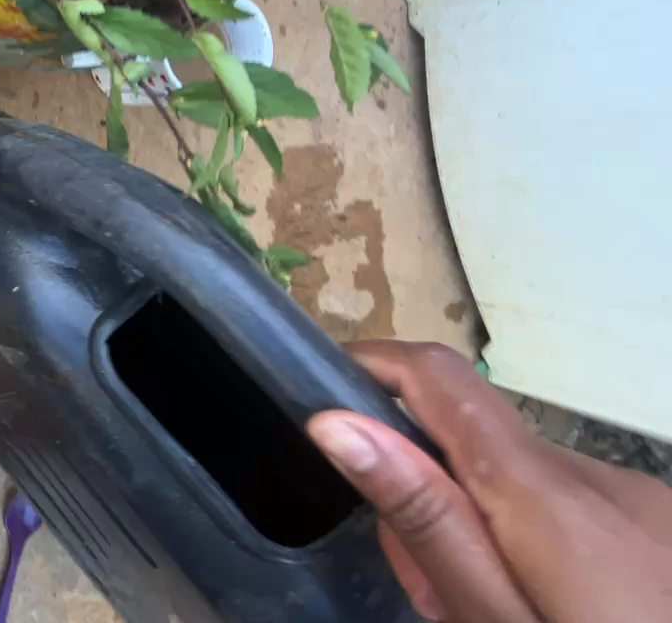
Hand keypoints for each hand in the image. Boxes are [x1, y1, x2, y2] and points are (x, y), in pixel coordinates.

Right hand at [307, 340, 671, 621]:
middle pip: (467, 437)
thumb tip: (334, 422)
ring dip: (477, 516)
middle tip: (425, 582)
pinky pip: (570, 503)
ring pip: (516, 474)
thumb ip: (423, 520)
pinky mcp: (668, 531)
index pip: (436, 372)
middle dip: (420, 484)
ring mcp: (649, 506)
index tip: (328, 408)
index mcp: (550, 494)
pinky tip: (549, 600)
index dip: (369, 366)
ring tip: (490, 602)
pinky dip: (533, 536)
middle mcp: (604, 479)